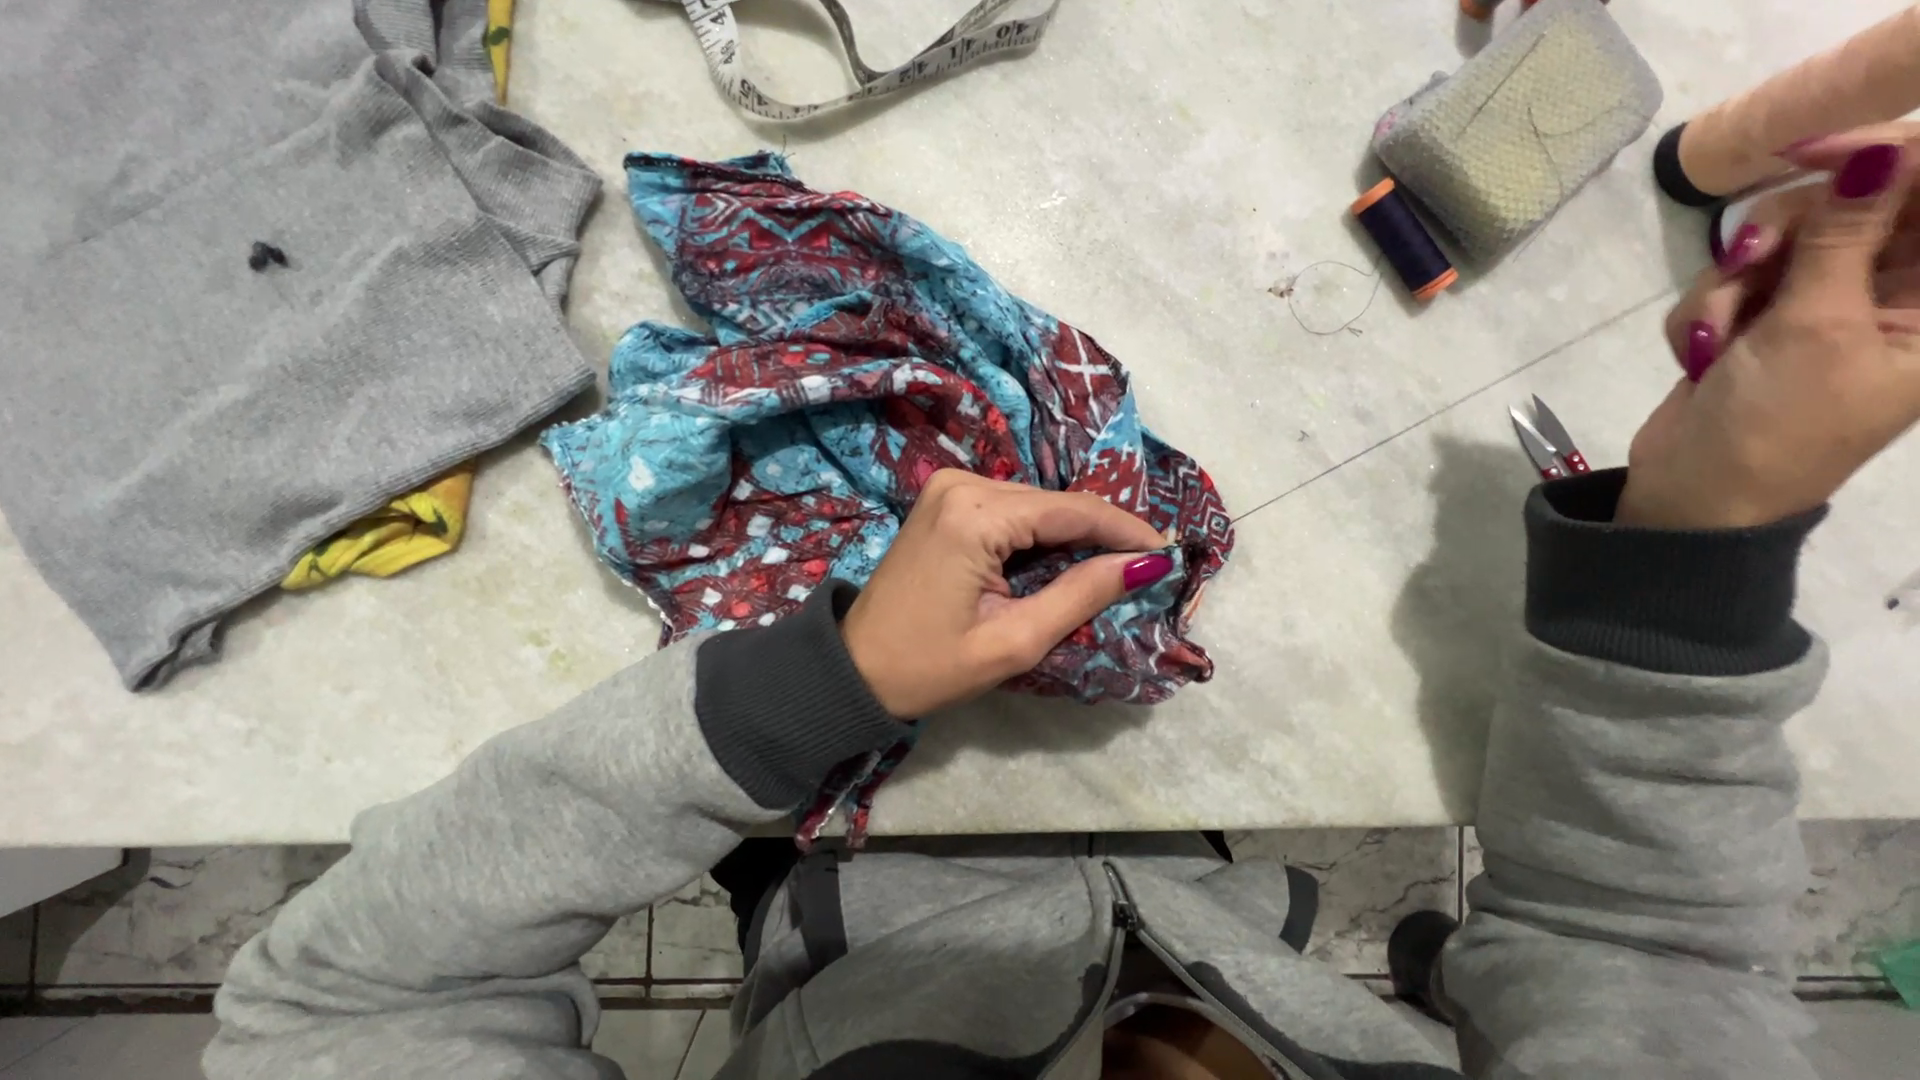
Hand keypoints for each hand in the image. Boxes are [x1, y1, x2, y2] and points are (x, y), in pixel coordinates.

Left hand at [840, 470, 1169, 717]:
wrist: (854, 669)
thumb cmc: (929, 667)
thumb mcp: (1014, 641)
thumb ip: (1081, 595)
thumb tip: (1145, 565)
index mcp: (975, 514)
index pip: (1073, 511)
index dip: (1127, 531)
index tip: (1171, 553)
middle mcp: (962, 484)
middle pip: (1054, 504)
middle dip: (1102, 534)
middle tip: (1148, 567)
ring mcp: (948, 488)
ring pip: (1035, 506)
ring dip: (1073, 535)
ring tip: (1115, 568)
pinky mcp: (944, 502)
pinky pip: (1010, 511)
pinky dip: (1040, 535)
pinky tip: (1065, 560)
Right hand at [1624, 139, 1919, 528]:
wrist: (1695, 494)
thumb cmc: (1777, 425)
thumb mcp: (1814, 328)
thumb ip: (1845, 235)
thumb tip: (1880, 148)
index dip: (1884, 159)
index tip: (1808, 156)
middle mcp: (1894, 288)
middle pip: (1852, 203)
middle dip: (1785, 233)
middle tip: (1745, 266)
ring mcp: (1824, 303)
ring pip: (1781, 241)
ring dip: (1732, 281)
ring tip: (1717, 335)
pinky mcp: (1764, 321)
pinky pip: (1735, 280)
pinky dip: (1708, 311)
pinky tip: (1703, 352)